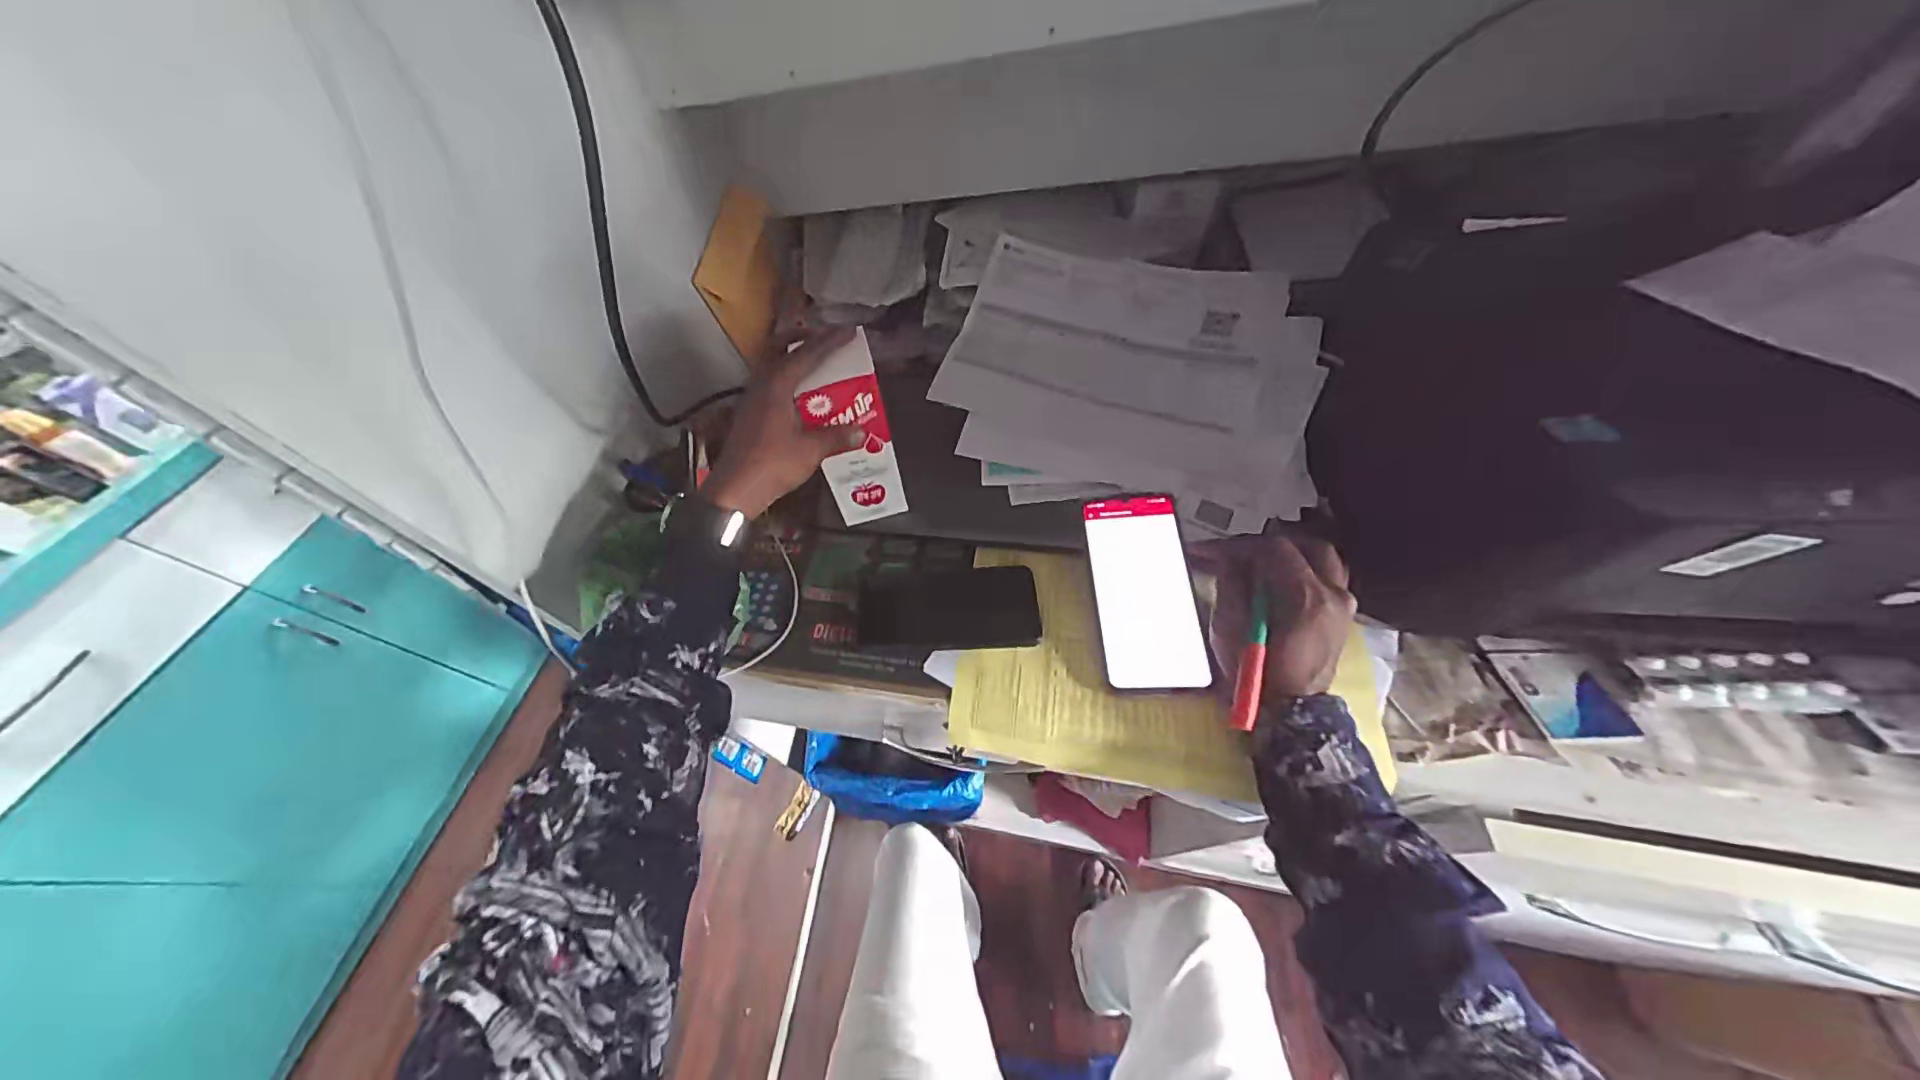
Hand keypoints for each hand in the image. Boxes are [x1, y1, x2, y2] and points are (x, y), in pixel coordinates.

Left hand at [701, 327, 863, 517]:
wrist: (736, 489)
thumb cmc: (772, 464)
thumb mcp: (810, 450)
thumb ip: (836, 437)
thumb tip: (862, 431)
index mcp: (777, 385)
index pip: (806, 355)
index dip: (830, 342)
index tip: (849, 331)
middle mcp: (761, 385)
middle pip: (782, 350)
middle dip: (806, 341)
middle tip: (828, 340)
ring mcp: (752, 398)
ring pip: (775, 366)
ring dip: (796, 360)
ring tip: (819, 363)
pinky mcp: (750, 413)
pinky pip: (772, 384)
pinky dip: (790, 380)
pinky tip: (803, 394)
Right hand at [1191, 534, 1357, 703]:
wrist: (1292, 712)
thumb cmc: (1257, 676)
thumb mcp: (1231, 631)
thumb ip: (1231, 588)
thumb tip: (1229, 561)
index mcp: (1306, 598)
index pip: (1273, 549)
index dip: (1238, 546)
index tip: (1212, 552)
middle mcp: (1333, 594)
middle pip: (1301, 545)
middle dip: (1263, 545)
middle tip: (1233, 554)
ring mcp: (1343, 603)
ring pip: (1319, 557)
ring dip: (1286, 554)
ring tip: (1256, 563)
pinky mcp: (1342, 613)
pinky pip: (1325, 574)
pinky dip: (1302, 568)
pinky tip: (1278, 580)